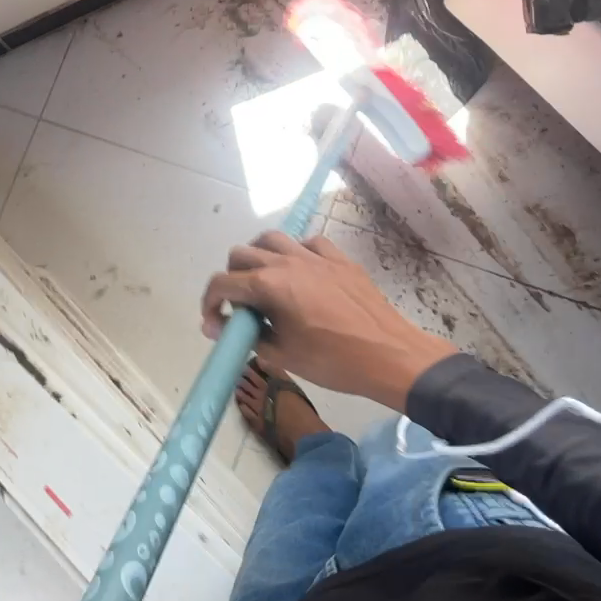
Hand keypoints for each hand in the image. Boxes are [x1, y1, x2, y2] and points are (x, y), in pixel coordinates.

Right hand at [201, 232, 460, 411]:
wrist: (391, 356)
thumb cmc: (333, 361)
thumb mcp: (281, 355)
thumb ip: (245, 336)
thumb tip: (218, 328)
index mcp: (267, 285)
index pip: (221, 283)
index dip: (210, 302)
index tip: (214, 322)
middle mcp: (285, 261)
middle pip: (240, 254)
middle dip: (232, 278)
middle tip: (241, 304)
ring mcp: (313, 256)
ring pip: (271, 238)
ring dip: (259, 255)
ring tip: (264, 278)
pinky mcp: (338, 259)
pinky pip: (308, 242)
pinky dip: (297, 252)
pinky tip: (301, 272)